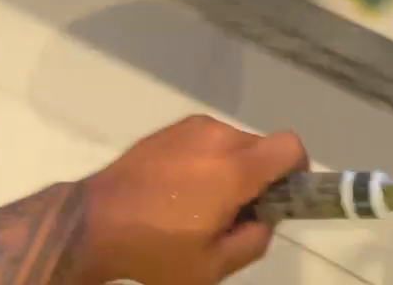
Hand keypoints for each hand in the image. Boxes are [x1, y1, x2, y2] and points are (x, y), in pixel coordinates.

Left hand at [70, 116, 308, 284]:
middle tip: (235, 212)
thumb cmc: (156, 249)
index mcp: (235, 168)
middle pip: (262, 147)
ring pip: (235, 142)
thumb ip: (253, 241)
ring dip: (232, 167)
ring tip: (201, 202)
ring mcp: (194, 126)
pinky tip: (180, 188)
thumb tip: (267, 218)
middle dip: (260, 176)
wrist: (96, 220)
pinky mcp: (174, 126)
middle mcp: (220, 136)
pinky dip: (208, 158)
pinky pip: (209, 138)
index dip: (297, 170)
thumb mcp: (211, 267)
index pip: (290, 146)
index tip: (283, 196)